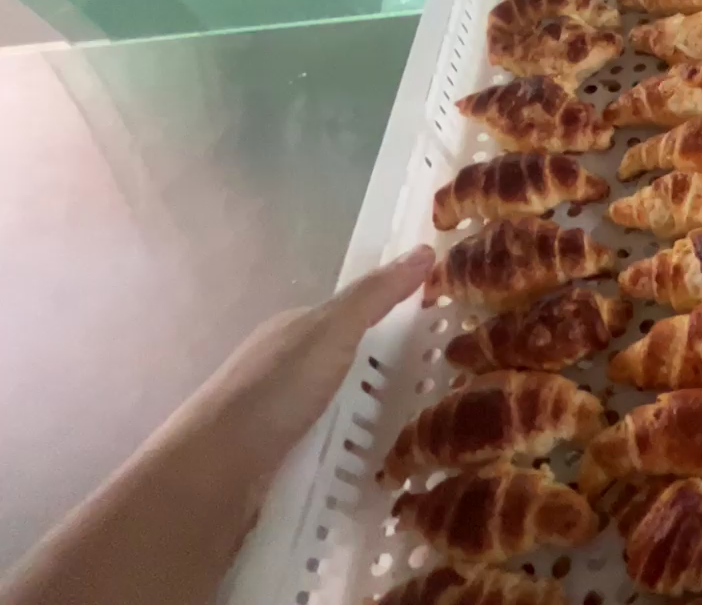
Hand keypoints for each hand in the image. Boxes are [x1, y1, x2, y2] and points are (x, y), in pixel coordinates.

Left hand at [182, 245, 434, 489]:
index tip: (455, 317)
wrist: (204, 486)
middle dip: (404, 361)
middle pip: (362, 355)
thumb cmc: (270, 395)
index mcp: (298, 330)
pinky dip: (373, 440)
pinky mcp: (292, 457)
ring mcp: (289, 414)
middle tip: (464, 365)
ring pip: (357, 399)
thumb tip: (426, 247)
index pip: (361, 310)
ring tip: (449, 412)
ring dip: (391, 405)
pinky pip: (348, 437)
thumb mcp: (332, 332)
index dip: (404, 308)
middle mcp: (292, 367)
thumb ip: (377, 294)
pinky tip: (405, 447)